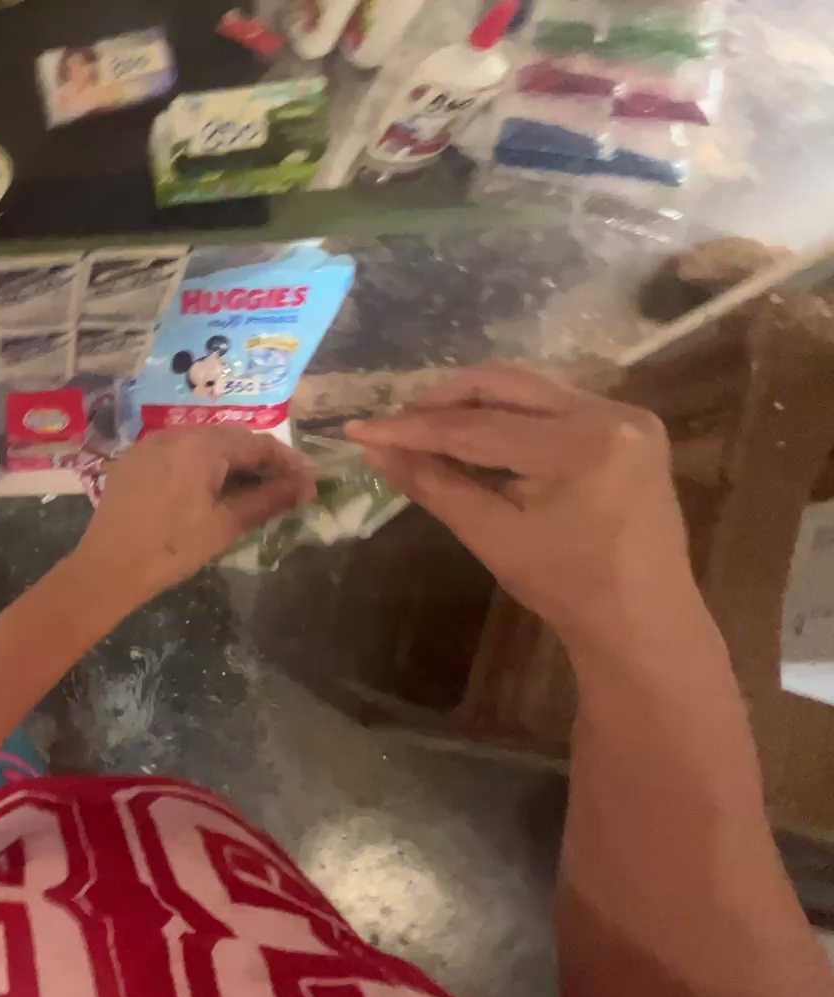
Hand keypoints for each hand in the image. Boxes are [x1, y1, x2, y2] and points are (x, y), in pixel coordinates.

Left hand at [74, 426, 313, 601]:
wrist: (108, 567)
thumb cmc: (172, 548)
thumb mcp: (225, 524)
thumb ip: (268, 499)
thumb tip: (306, 487)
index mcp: (199, 445)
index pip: (256, 443)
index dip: (286, 461)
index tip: (308, 480)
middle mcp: (172, 435)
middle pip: (227, 439)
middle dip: (257, 460)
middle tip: (282, 485)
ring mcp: (146, 446)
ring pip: (199, 445)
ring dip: (227, 462)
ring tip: (249, 489)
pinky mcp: (130, 462)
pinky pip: (173, 454)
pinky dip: (197, 466)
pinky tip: (207, 489)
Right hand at [345, 363, 695, 656]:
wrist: (639, 612)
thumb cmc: (561, 580)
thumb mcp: (484, 530)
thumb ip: (428, 481)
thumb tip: (372, 449)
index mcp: (579, 445)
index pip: (473, 425)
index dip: (407, 428)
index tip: (357, 429)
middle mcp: (607, 414)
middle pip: (501, 384)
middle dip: (437, 402)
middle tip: (391, 428)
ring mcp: (622, 415)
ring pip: (521, 388)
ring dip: (465, 406)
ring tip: (420, 434)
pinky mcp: (622, 426)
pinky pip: (543, 404)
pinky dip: (496, 415)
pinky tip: (466, 441)